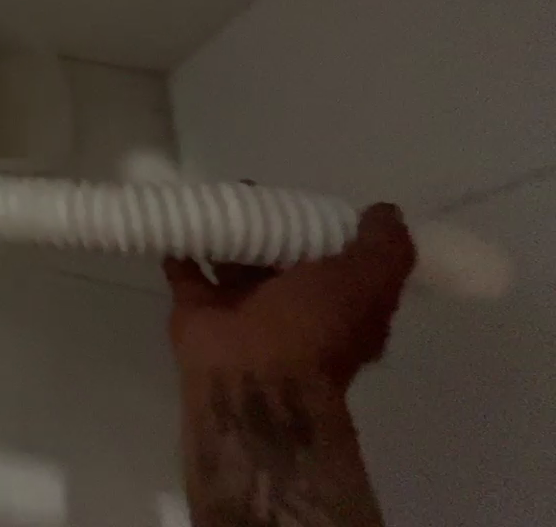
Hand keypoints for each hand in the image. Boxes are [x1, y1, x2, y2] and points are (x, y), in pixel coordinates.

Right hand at [164, 203, 415, 389]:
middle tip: (243, 187)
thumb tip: (385, 210)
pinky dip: (177, 244)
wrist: (251, 369)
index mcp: (337, 302)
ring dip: (221, 230)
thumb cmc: (314, 326)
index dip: (318, 226)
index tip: (299, 196)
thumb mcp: (365, 283)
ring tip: (207, 194)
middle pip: (276, 254)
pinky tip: (170, 215)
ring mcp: (241, 304)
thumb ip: (382, 249)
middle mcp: (292, 304)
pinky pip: (184, 267)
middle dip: (263, 222)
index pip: (332, 257)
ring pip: (230, 258)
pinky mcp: (197, 303)